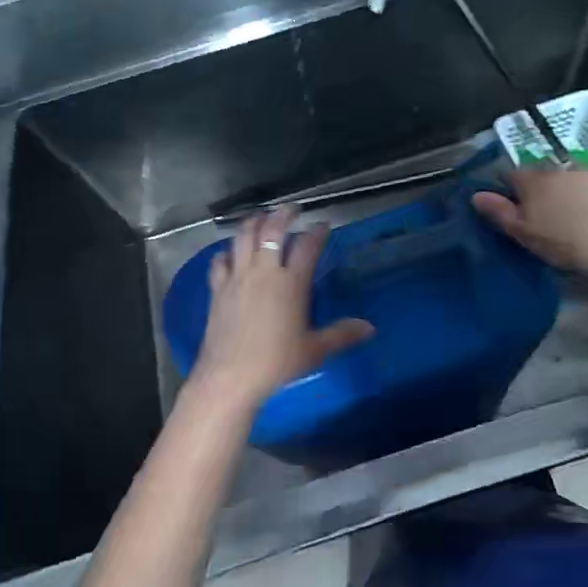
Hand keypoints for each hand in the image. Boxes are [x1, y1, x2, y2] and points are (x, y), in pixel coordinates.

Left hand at [188, 206, 374, 408]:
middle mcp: (263, 273)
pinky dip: (226, 253)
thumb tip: (370, 328)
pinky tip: (229, 253)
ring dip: (253, 223)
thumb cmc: (276, 363)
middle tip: (292, 209)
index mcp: (290, 284)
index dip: (316, 233)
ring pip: (243, 238)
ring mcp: (237, 279)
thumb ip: (341, 334)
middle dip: (282, 215)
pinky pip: (219, 262)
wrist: (230, 376)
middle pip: (271, 231)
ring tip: (260, 217)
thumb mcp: (315, 350)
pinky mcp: (217, 290)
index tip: (323, 225)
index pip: (307, 247)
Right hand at [471, 165, 587, 276]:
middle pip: (538, 175)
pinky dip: (583, 191)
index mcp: (531, 180)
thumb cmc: (560, 241)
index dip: (509, 189)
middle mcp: (555, 169)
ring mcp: (582, 172)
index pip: (511, 175)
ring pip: (563, 177)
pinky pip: (585, 182)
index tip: (514, 207)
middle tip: (541, 214)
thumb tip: (476, 195)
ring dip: (561, 189)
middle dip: (537, 189)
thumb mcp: (522, 231)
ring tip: (567, 213)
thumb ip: (499, 211)